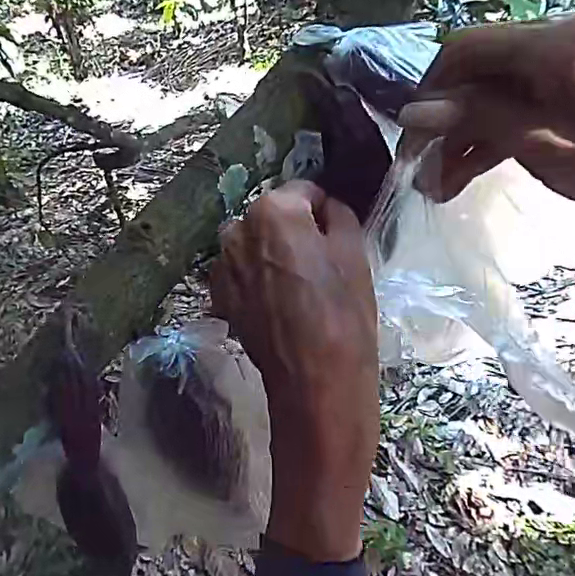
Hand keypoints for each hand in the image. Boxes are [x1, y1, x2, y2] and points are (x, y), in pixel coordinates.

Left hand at [210, 182, 379, 561]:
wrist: (315, 385)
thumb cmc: (343, 315)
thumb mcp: (354, 254)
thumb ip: (338, 215)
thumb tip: (326, 208)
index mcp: (272, 211)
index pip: (304, 190)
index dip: (325, 210)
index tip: (338, 234)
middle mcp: (236, 231)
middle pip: (273, 217)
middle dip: (295, 231)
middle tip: (322, 264)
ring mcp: (222, 267)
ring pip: (255, 245)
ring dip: (275, 255)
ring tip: (302, 289)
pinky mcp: (220, 299)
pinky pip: (244, 274)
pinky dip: (260, 280)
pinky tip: (283, 307)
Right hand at [398, 12, 574, 314]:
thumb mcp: (548, 150)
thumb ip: (481, 121)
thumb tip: (417, 110)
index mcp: (557, 43)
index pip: (467, 48)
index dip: (430, 92)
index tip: (410, 141)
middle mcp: (568, 37)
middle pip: (484, 70)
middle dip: (449, 122)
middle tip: (425, 177)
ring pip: (505, 90)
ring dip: (472, 135)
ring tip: (445, 188)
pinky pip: (533, 101)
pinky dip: (505, 133)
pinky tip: (479, 172)